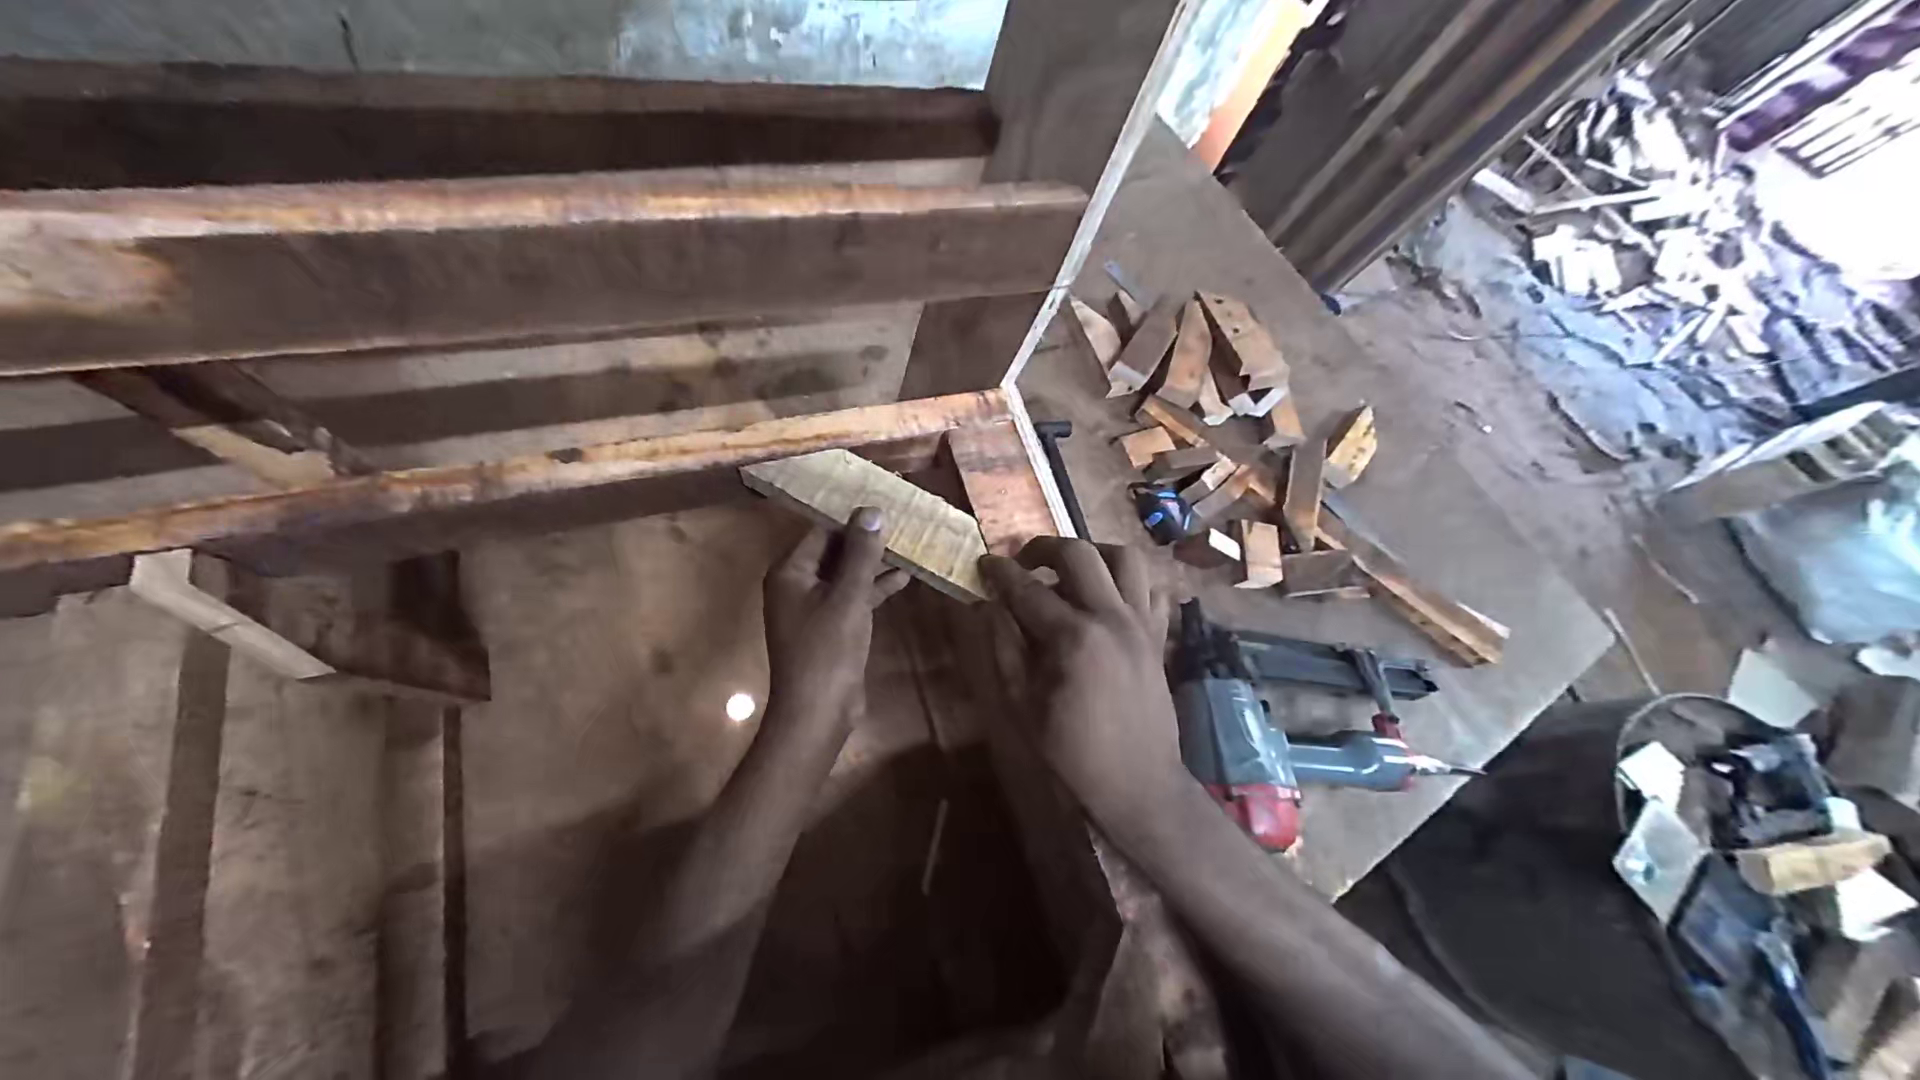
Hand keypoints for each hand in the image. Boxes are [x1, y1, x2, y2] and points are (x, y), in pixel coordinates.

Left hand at [763, 507, 911, 729]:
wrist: (819, 710)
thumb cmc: (827, 649)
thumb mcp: (848, 596)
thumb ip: (860, 553)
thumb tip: (871, 510)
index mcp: (790, 572)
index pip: (821, 530)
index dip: (851, 516)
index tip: (882, 500)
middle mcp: (798, 584)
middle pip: (834, 550)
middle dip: (866, 537)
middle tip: (901, 517)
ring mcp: (814, 607)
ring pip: (846, 574)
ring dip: (874, 562)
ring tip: (908, 542)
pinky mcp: (832, 627)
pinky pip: (852, 597)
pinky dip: (874, 587)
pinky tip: (903, 577)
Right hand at [979, 538, 1186, 836]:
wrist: (1137, 785)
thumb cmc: (1071, 753)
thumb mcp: (1022, 705)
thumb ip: (1004, 647)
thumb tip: (991, 606)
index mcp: (1074, 638)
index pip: (1028, 589)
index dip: (1000, 572)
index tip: (983, 562)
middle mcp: (1112, 618)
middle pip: (1079, 554)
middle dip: (1043, 548)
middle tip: (1022, 562)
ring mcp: (1142, 624)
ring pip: (1125, 558)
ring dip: (1093, 554)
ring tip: (1070, 570)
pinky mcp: (1158, 637)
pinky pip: (1152, 590)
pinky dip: (1129, 583)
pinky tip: (1108, 598)